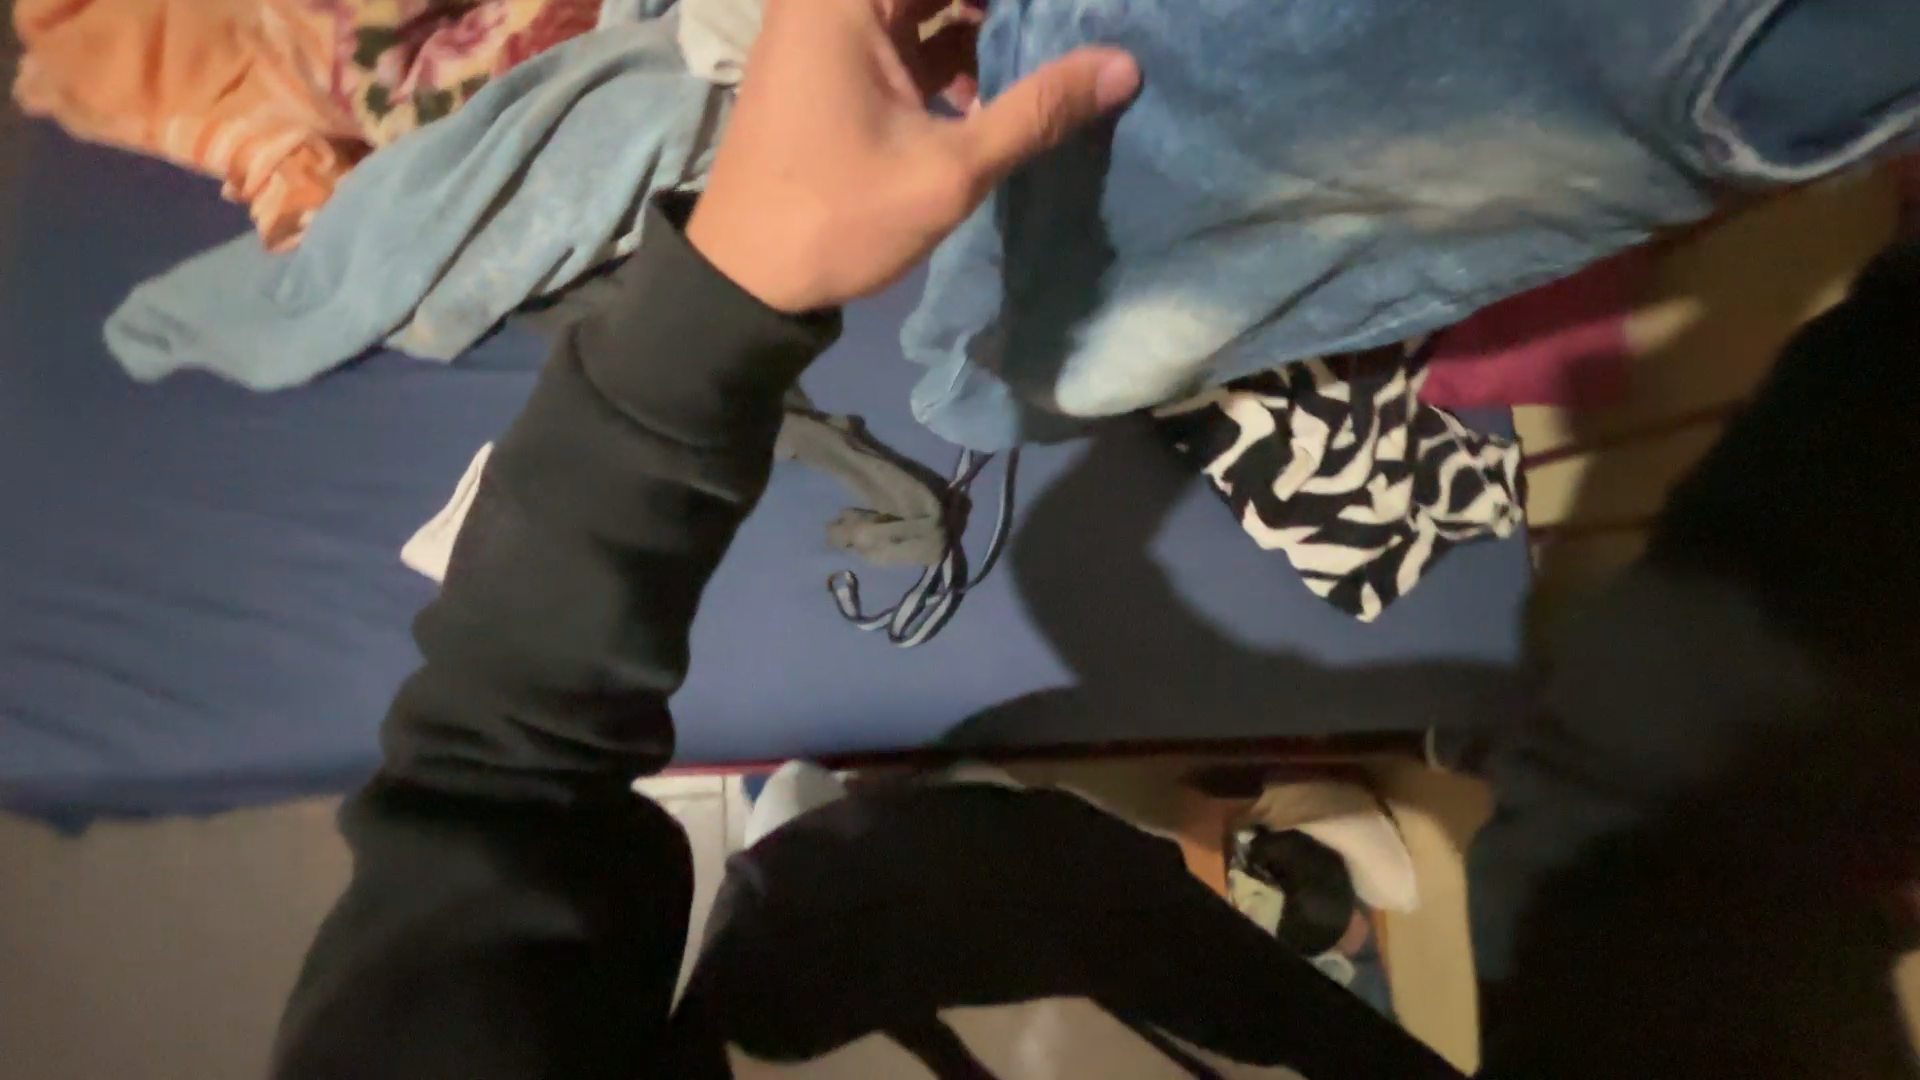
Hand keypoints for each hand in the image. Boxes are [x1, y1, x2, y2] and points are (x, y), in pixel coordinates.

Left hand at [685, 0, 1139, 312]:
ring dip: (981, 30)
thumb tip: (1123, 67)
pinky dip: (946, 61)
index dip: (1019, 1)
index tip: (1071, 17)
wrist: (749, 278)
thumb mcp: (947, 171)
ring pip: (922, 7)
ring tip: (1042, 64)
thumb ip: (1034, 113)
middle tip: (1068, 32)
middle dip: (1005, 10)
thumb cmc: (840, 219)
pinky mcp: (832, 71)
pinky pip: (902, 42)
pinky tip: (987, 101)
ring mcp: (830, 31)